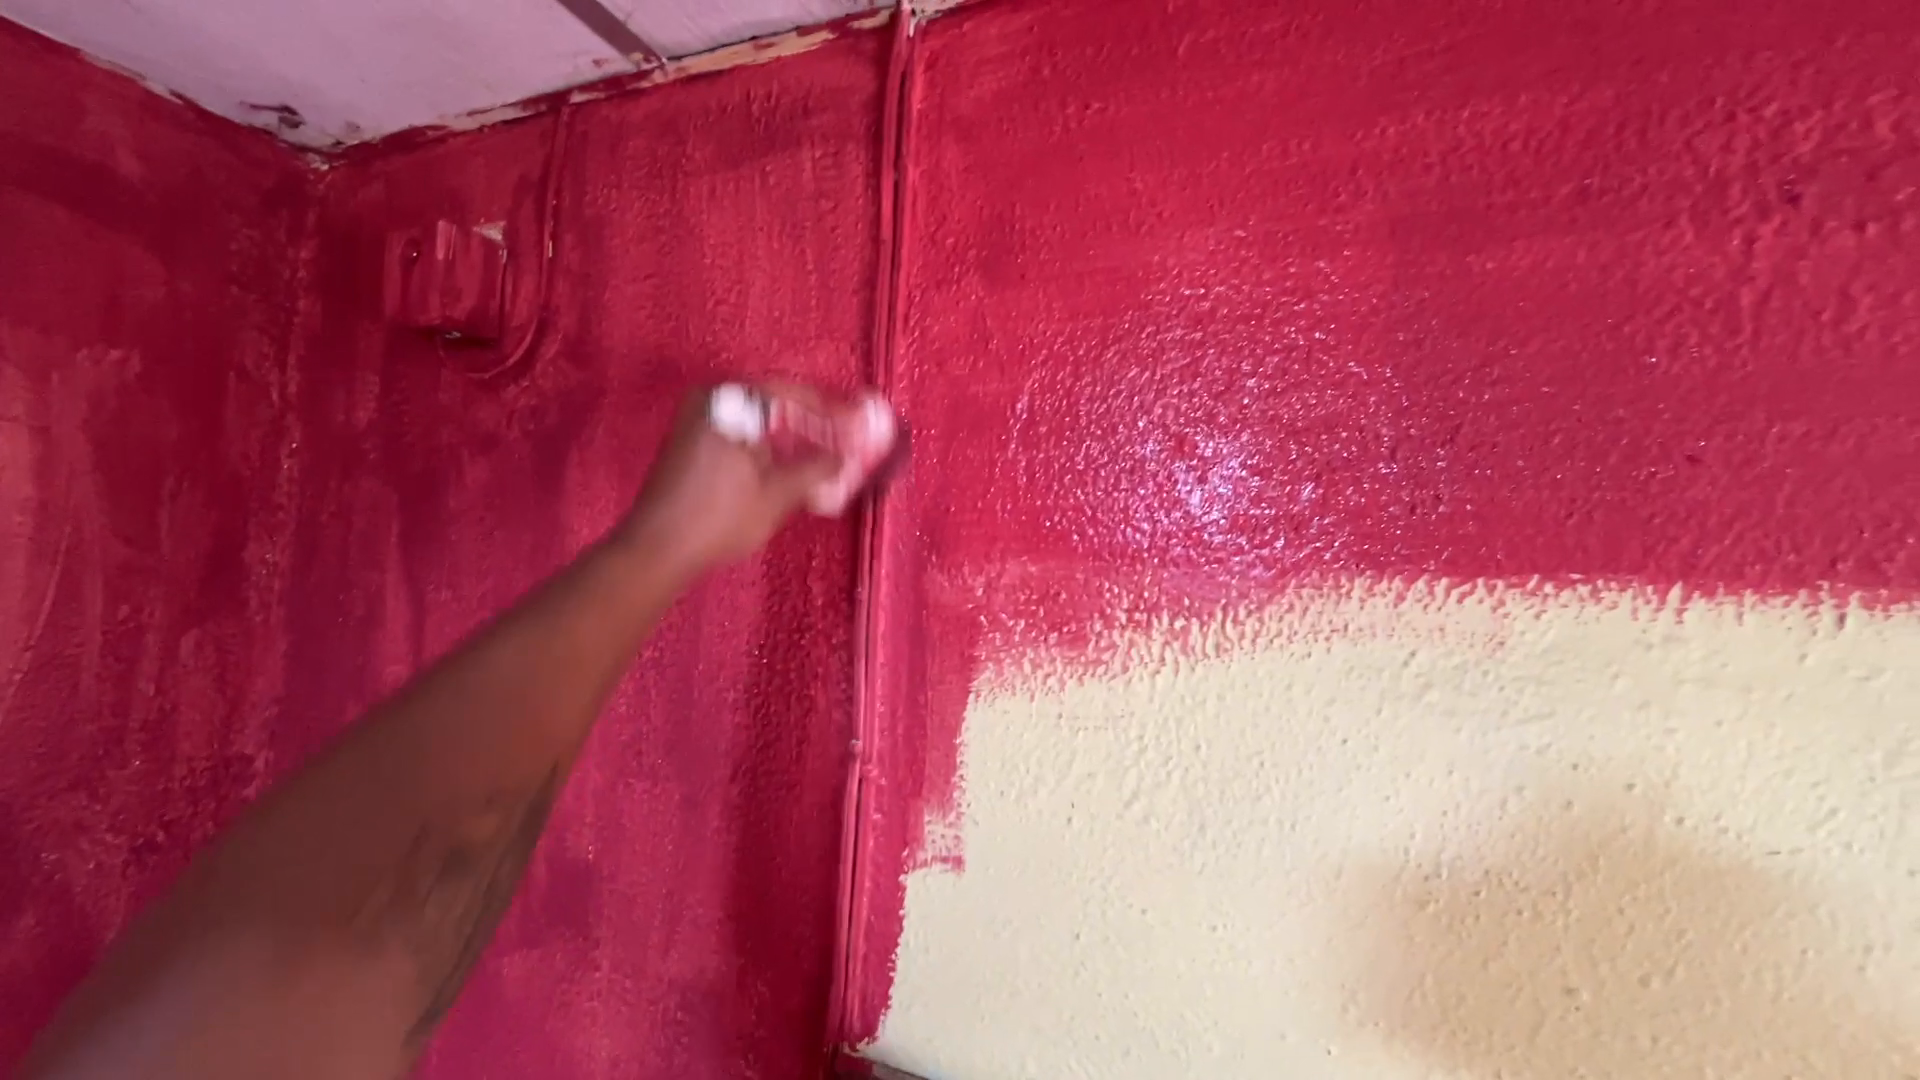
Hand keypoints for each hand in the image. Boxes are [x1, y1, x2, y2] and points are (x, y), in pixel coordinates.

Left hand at [614, 386, 840, 575]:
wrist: (656, 550)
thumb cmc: (717, 519)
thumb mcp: (777, 494)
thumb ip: (818, 467)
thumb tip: (846, 455)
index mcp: (731, 401)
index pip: (795, 394)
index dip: (834, 412)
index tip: (862, 426)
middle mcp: (712, 399)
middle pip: (778, 403)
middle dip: (817, 424)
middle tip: (850, 440)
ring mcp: (699, 419)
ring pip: (762, 420)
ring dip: (796, 438)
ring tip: (830, 457)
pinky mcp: (694, 442)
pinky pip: (744, 433)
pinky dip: (772, 447)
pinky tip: (796, 467)